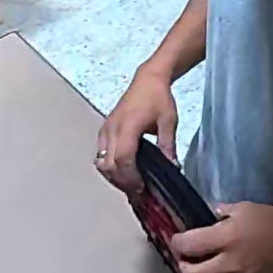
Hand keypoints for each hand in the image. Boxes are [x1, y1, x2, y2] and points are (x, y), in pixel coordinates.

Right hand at [95, 68, 176, 193]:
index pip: (122, 159)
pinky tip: (125, 171)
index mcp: (128, 126)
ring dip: (114, 176)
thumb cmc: (159, 98)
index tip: (142, 188)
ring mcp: (105, 130)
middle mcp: (111, 129)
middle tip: (139, 192)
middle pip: (108, 165)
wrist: (148, 79)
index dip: (130, 177)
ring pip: (101, 163)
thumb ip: (168, 145)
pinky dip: (110, 167)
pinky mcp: (104, 130)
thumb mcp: (169, 121)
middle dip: (122, 182)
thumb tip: (172, 168)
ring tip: (133, 184)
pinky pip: (100, 155)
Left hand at [167, 202, 272, 272]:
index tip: (177, 239)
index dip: (177, 242)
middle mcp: (226, 264)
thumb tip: (209, 216)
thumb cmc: (270, 219)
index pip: (189, 244)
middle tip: (185, 258)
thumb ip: (222, 212)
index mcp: (224, 238)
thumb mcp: (244, 207)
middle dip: (182, 266)